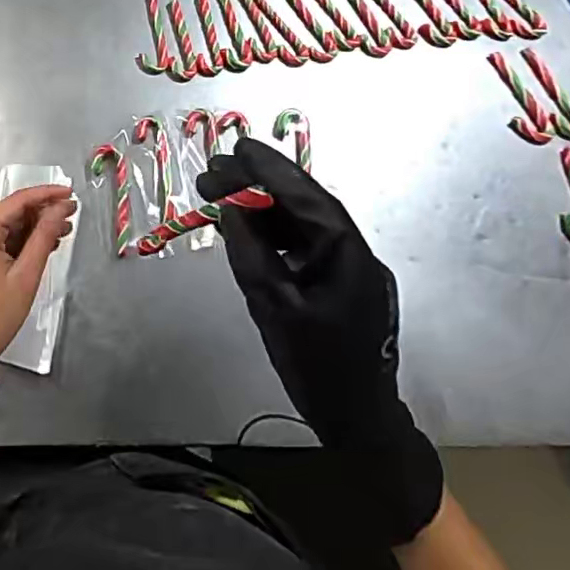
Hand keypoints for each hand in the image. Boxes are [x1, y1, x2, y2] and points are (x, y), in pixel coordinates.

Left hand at [0, 184, 74, 375]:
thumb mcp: (25, 276)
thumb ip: (44, 237)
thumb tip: (61, 208)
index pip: (17, 200)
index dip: (46, 194)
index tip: (71, 193)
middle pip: (12, 213)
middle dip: (43, 212)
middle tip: (73, 215)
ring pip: (8, 229)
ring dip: (35, 228)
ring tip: (65, 232)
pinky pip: (0, 243)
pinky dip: (21, 243)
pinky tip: (43, 246)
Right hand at [198, 138, 441, 545]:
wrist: (359, 422)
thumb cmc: (318, 367)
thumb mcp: (274, 307)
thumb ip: (250, 252)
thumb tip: (229, 208)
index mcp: (347, 252)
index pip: (305, 195)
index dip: (270, 167)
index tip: (237, 147)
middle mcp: (353, 250)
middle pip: (301, 203)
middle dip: (257, 184)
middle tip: (210, 175)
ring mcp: (348, 265)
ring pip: (300, 222)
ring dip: (261, 207)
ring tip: (217, 198)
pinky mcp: (338, 280)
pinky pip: (301, 244)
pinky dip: (271, 232)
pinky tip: (243, 230)